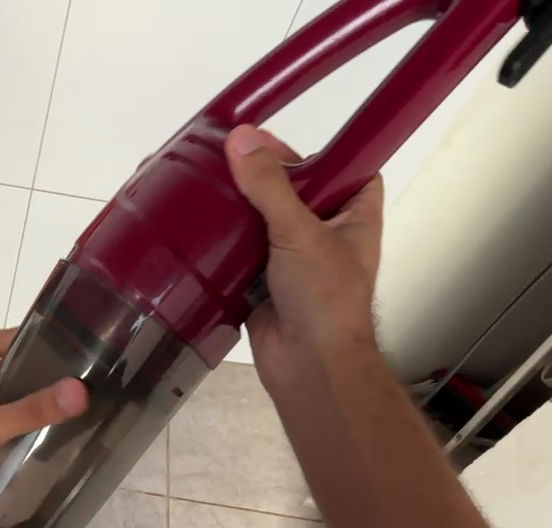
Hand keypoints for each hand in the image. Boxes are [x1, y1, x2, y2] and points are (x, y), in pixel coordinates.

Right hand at [224, 125, 385, 396]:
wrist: (307, 365)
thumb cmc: (324, 296)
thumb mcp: (300, 231)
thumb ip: (270, 186)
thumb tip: (239, 139)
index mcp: (354, 214)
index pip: (342, 166)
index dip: (313, 151)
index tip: (271, 140)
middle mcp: (325, 234)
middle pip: (294, 193)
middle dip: (262, 180)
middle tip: (225, 158)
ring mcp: (292, 262)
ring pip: (263, 225)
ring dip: (238, 212)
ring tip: (204, 185)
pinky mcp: (262, 285)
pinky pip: (241, 256)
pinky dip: (223, 245)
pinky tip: (197, 227)